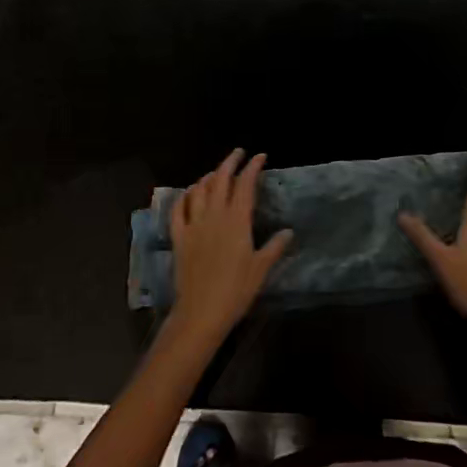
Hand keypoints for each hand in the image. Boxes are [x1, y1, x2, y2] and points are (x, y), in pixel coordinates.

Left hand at [168, 149, 293, 342]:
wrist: (201, 312)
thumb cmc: (236, 291)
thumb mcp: (261, 269)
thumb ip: (274, 247)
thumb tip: (288, 231)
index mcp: (237, 221)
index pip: (245, 185)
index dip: (253, 168)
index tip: (260, 157)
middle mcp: (214, 216)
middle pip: (220, 180)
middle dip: (230, 163)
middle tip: (239, 154)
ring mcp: (193, 225)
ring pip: (199, 191)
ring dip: (208, 177)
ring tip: (216, 172)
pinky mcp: (179, 238)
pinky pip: (178, 210)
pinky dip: (184, 197)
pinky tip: (189, 194)